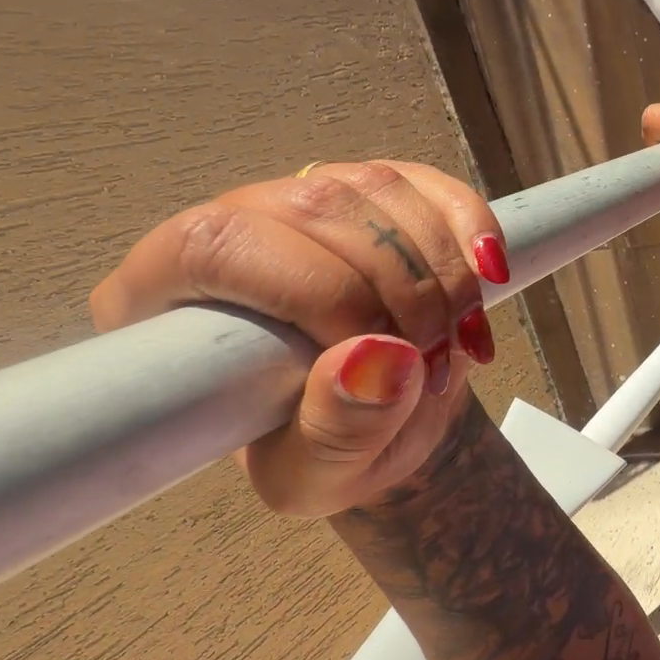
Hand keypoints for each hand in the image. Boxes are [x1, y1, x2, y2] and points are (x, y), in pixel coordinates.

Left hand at [89, 161, 509, 516]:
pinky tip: (491, 277)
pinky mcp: (384, 191)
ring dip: (446, 270)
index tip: (388, 355)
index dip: (322, 292)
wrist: (391, 415)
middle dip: (406, 291)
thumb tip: (382, 359)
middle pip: (321, 210)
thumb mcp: (319, 476)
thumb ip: (338, 433)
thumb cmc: (331, 447)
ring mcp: (314, 196)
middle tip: (437, 364)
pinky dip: (475, 227)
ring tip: (460, 338)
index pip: (226, 244)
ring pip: (384, 189)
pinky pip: (434, 184)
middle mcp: (236, 223)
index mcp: (168, 290)